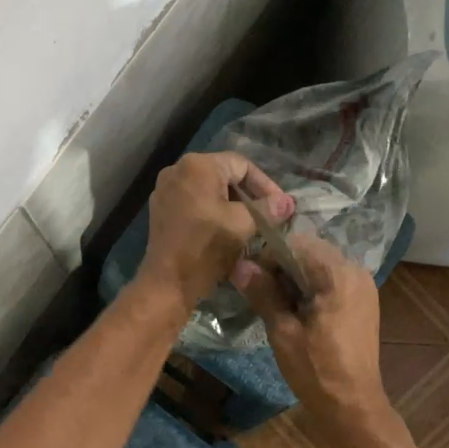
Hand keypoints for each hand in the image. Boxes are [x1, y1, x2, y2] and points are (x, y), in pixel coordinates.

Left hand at [137, 152, 292, 311]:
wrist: (168, 282)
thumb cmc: (206, 248)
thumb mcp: (243, 226)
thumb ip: (267, 209)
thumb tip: (288, 202)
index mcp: (198, 166)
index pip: (242, 165)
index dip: (265, 185)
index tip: (280, 206)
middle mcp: (177, 169)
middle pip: (223, 174)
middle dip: (248, 194)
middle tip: (267, 215)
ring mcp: (165, 189)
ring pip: (208, 188)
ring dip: (231, 203)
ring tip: (249, 223)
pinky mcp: (160, 209)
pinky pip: (193, 201)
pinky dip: (211, 210)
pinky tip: (224, 228)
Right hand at [233, 233, 386, 423]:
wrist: (353, 406)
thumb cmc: (316, 370)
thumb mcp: (283, 331)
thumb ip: (263, 293)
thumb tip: (239, 266)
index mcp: (338, 275)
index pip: (296, 243)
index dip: (268, 256)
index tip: (250, 280)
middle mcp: (356, 271)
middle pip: (311, 251)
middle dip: (282, 266)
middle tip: (261, 293)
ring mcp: (363, 286)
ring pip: (321, 265)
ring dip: (296, 277)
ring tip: (277, 305)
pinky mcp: (364, 301)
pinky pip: (333, 280)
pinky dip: (312, 287)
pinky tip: (298, 312)